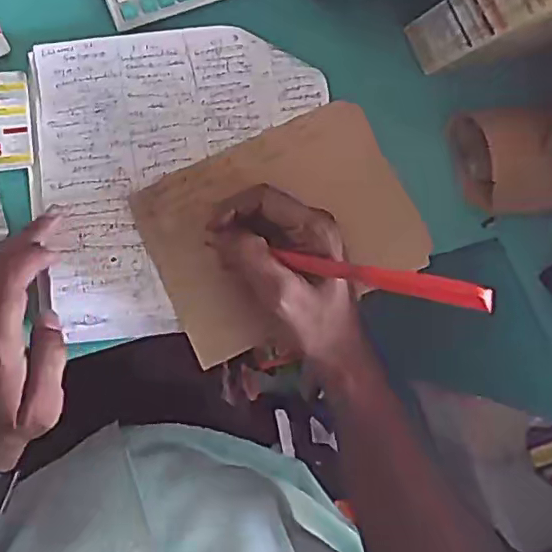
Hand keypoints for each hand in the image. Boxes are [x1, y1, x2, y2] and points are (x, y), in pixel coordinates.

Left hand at [0, 212, 67, 472]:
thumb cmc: (12, 426)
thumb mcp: (44, 407)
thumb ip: (51, 359)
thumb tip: (49, 317)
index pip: (6, 284)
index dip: (29, 258)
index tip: (55, 248)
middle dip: (25, 238)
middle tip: (55, 218)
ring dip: (15, 244)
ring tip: (44, 228)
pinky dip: (6, 259)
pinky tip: (25, 254)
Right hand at [208, 185, 376, 385]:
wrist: (339, 354)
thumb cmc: (316, 326)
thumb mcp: (282, 294)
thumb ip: (253, 259)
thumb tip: (222, 233)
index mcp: (314, 227)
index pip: (265, 198)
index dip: (233, 207)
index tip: (211, 229)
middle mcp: (312, 223)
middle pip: (263, 205)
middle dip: (233, 221)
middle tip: (213, 244)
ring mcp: (307, 235)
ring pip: (261, 219)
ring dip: (237, 233)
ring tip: (222, 256)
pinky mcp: (299, 249)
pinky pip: (265, 234)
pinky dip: (245, 244)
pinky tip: (235, 264)